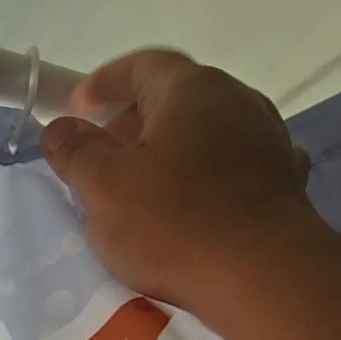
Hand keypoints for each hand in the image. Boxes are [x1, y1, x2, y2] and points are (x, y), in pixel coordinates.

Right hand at [42, 50, 318, 313]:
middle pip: (177, 97)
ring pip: (205, 132)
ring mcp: (266, 140)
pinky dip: (203, 175)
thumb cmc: (171, 222)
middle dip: (133, 121)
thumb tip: (60, 128)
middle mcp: (237, 102)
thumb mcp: (103, 187)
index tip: (77, 106)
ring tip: (140, 187)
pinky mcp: (280, 181)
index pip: (144, 66)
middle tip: (100, 156)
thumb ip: (77, 153)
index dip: (106, 82)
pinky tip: (192, 201)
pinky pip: (231, 165)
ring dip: (169, 150)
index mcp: (192, 92)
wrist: (259, 274)